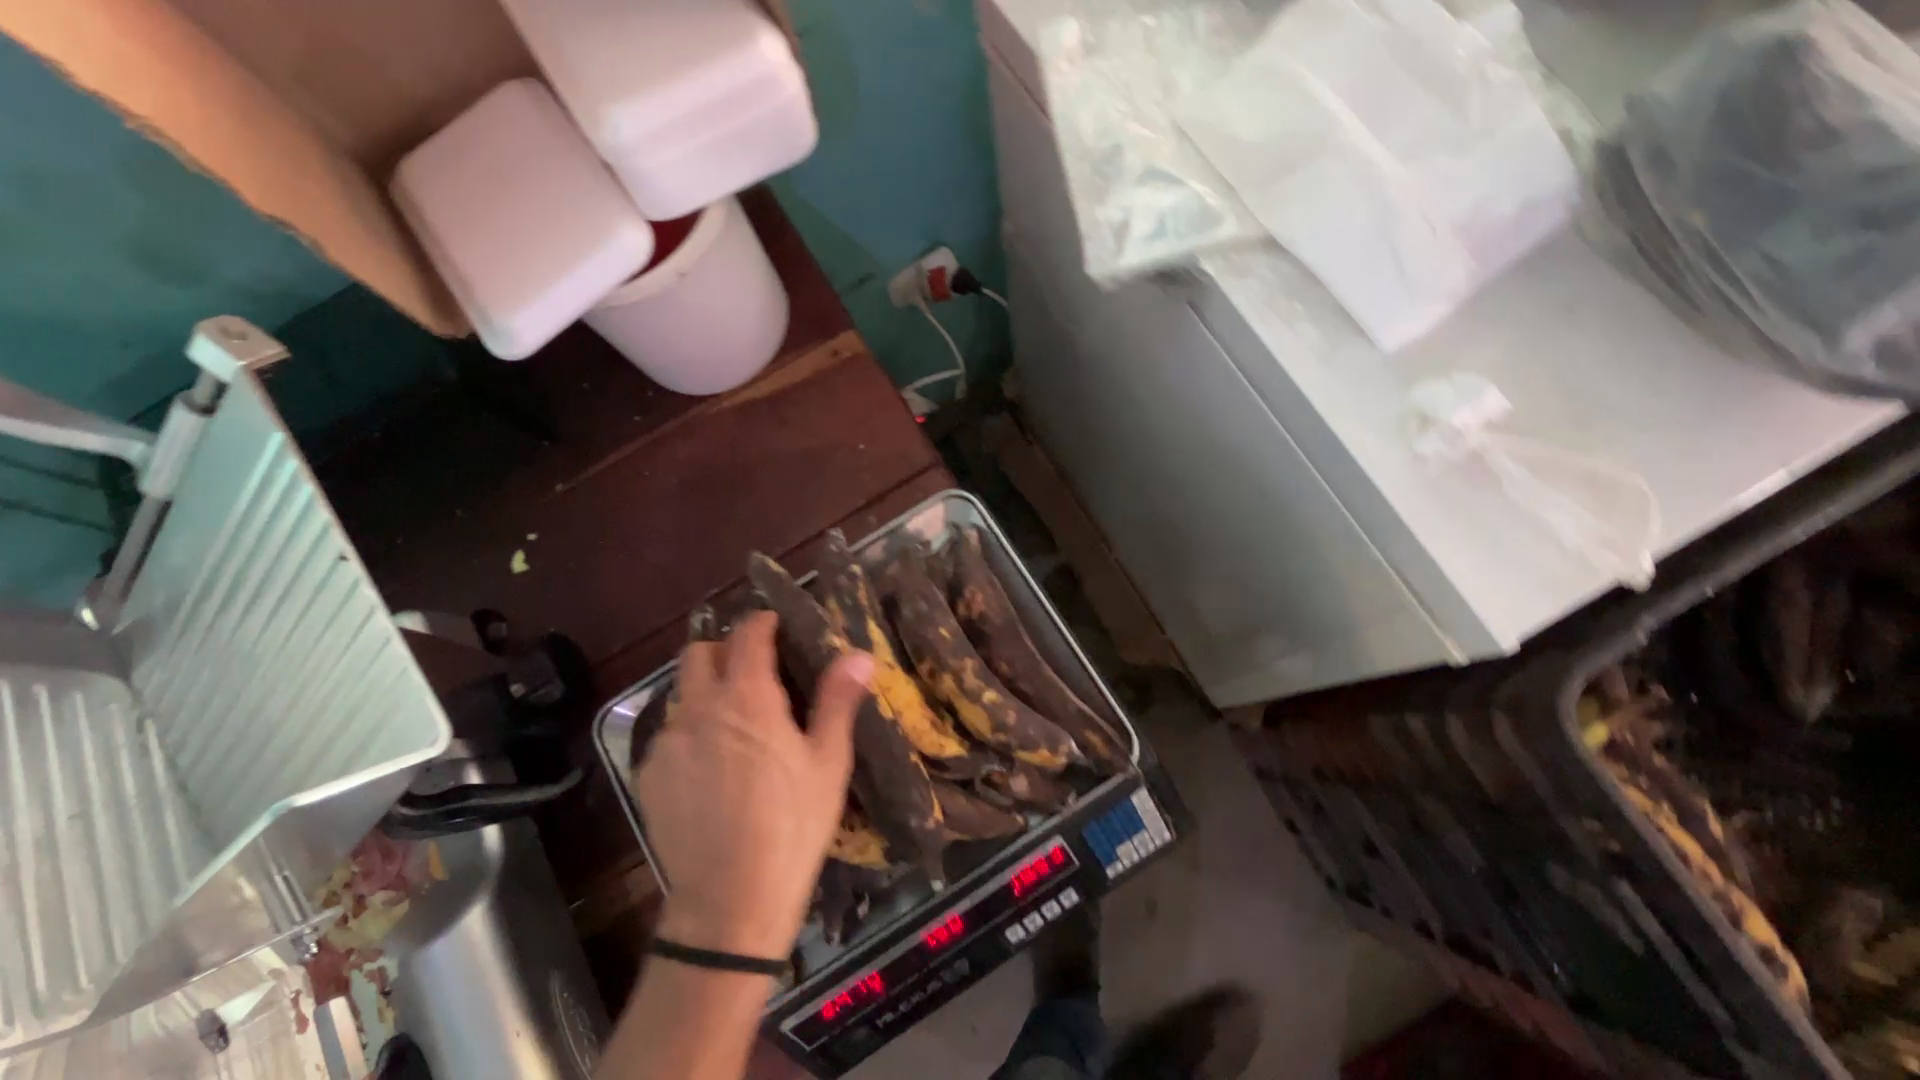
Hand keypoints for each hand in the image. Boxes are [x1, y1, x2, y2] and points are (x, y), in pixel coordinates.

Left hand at [638, 611, 873, 960]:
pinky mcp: (647, 775)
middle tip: (754, 671)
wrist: (729, 900)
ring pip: (682, 695)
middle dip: (724, 650)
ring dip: (706, 693)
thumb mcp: (828, 764)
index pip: (747, 634)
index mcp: (747, 697)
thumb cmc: (792, 826)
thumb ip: (838, 701)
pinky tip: (711, 770)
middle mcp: (699, 707)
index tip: (777, 625)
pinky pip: (669, 736)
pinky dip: (690, 735)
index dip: (762, 622)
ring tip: (734, 725)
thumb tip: (859, 654)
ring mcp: (667, 742)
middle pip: (699, 653)